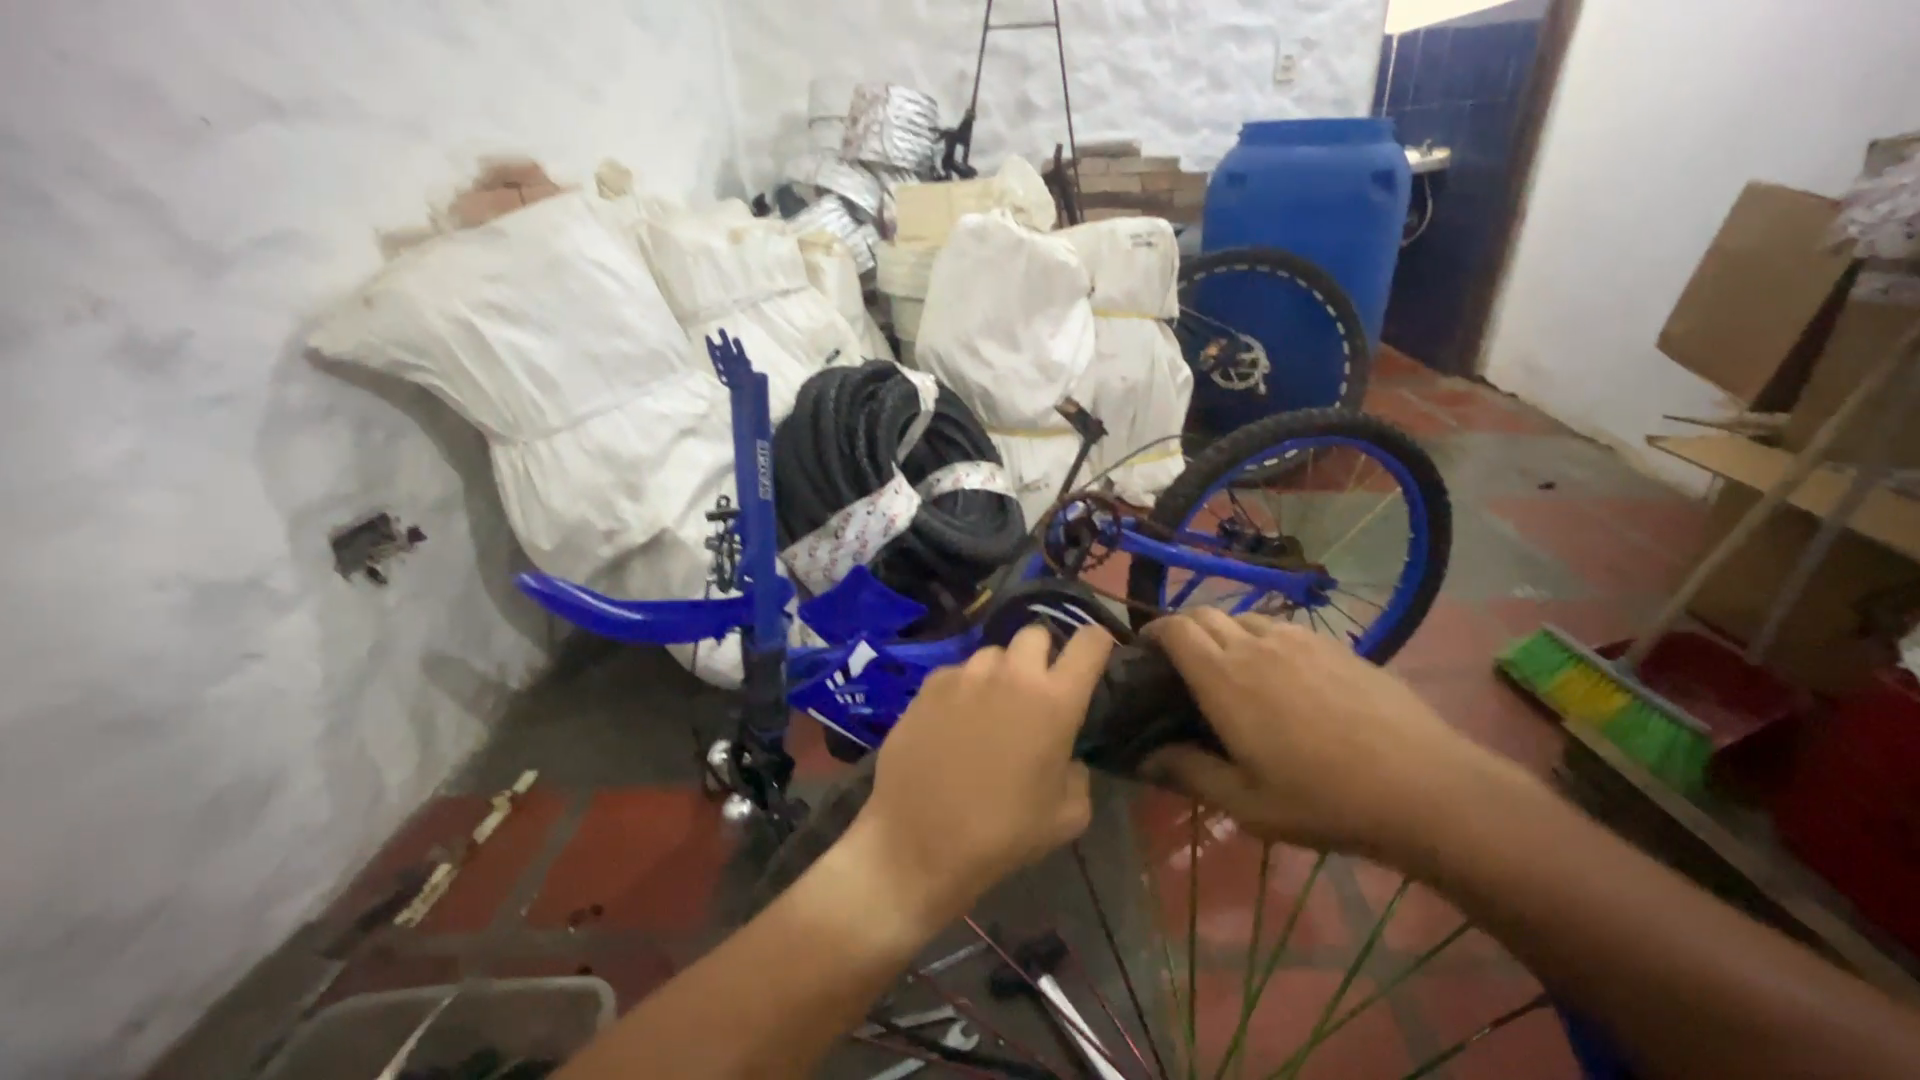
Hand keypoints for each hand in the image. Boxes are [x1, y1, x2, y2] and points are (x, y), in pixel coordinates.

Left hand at [851, 623, 1114, 921]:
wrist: (919, 842)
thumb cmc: (1002, 834)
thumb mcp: (1066, 817)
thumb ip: (1078, 775)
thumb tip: (1067, 759)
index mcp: (1055, 700)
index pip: (1090, 642)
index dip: (1098, 643)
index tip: (1095, 657)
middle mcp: (1011, 675)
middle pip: (1035, 634)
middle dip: (1042, 655)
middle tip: (1037, 689)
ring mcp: (964, 676)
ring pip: (992, 654)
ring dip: (1000, 673)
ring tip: (991, 707)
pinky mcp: (927, 687)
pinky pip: (956, 673)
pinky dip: (963, 689)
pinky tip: (953, 721)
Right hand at [1141, 610, 1528, 863]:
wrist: (1422, 786)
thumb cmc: (1321, 800)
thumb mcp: (1245, 803)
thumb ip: (1188, 773)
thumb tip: (1142, 758)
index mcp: (1224, 677)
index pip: (1175, 628)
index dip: (1153, 632)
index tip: (1144, 653)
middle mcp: (1256, 644)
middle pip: (1206, 613)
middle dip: (1184, 629)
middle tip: (1180, 665)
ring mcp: (1301, 639)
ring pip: (1247, 617)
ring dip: (1226, 632)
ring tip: (1231, 668)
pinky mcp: (1337, 645)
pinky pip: (1285, 628)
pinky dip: (1265, 639)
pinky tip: (1282, 675)